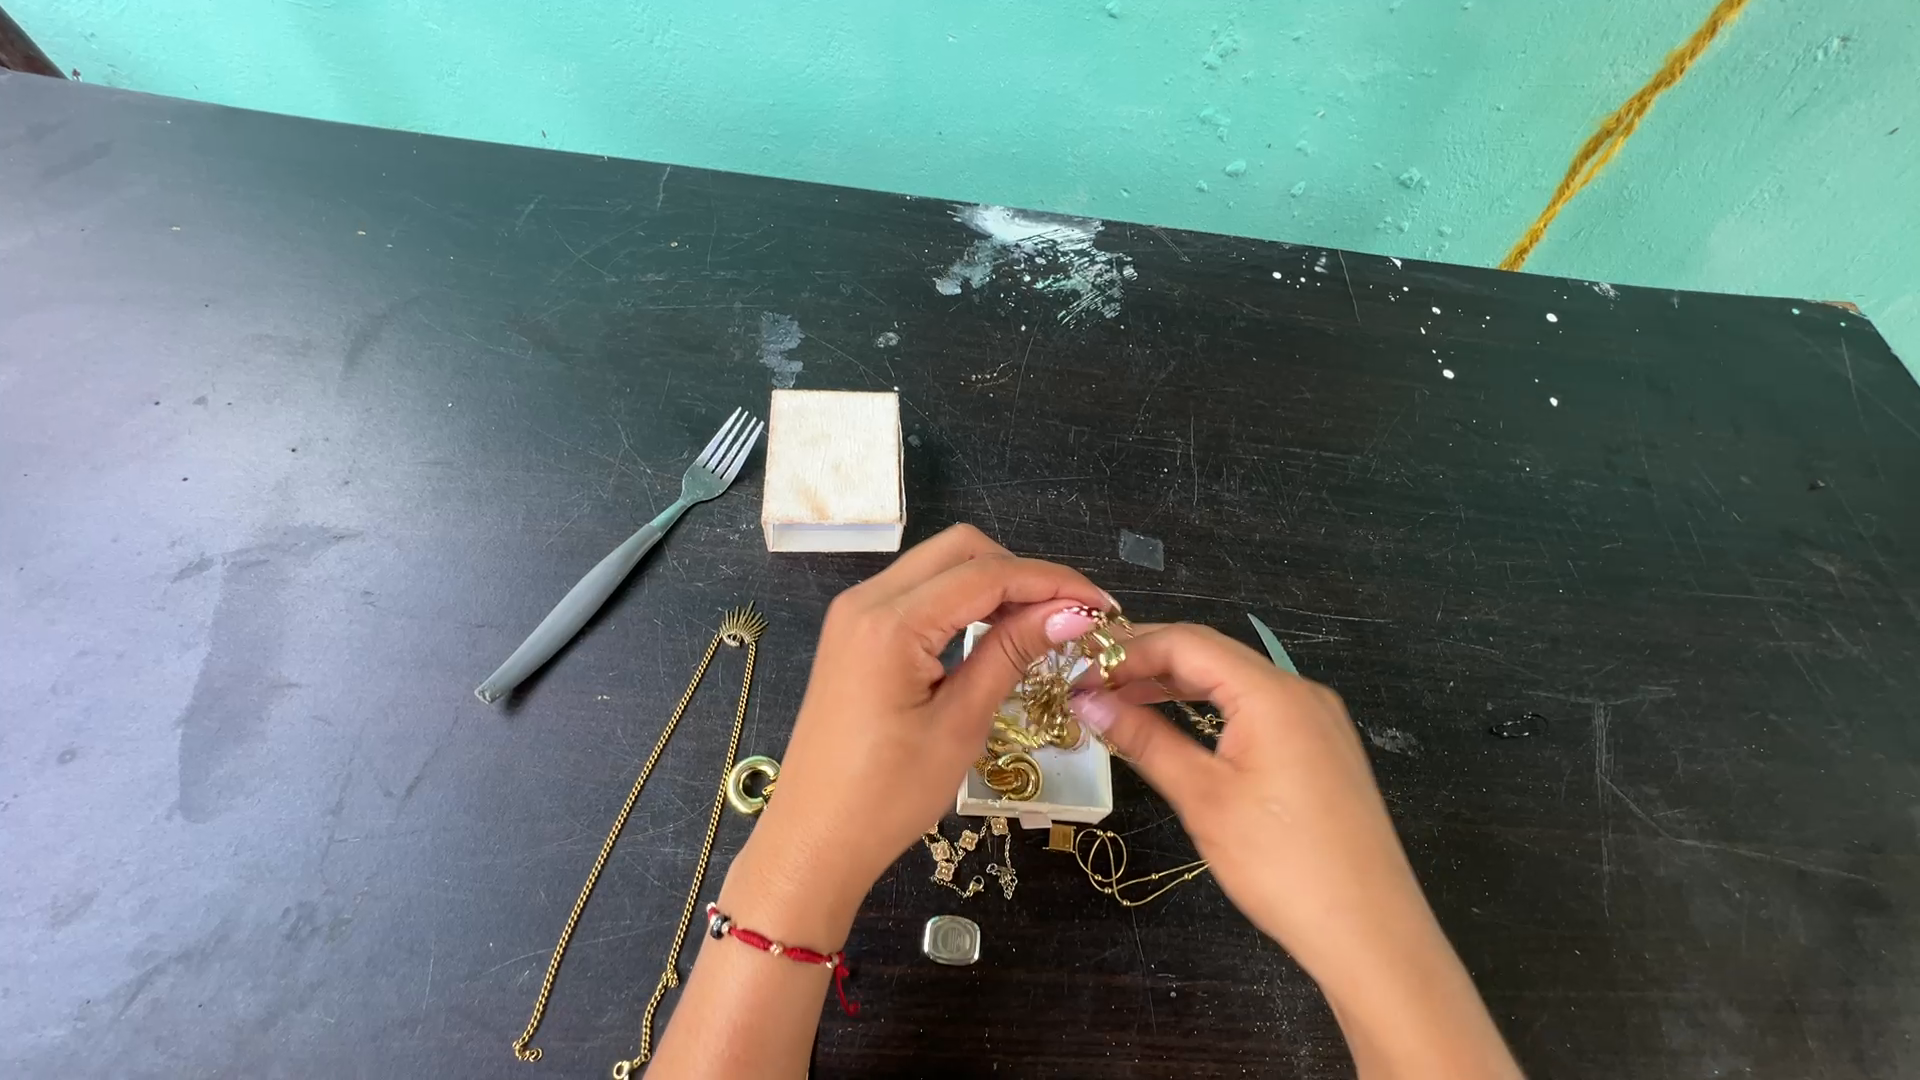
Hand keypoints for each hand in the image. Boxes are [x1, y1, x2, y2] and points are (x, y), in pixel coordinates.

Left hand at [731, 525, 1108, 928]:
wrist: (813, 840)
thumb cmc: (888, 795)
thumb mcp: (961, 723)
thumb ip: (1012, 652)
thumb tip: (1073, 612)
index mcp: (891, 621)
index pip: (986, 573)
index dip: (1050, 582)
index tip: (1099, 605)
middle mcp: (866, 598)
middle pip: (959, 548)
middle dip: (1020, 571)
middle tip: (1066, 614)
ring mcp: (854, 611)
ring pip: (938, 564)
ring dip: (991, 582)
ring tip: (1039, 623)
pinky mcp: (854, 630)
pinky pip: (917, 591)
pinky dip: (960, 599)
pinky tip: (991, 629)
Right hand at [1069, 623, 1519, 1076]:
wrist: (1374, 938)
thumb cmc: (1281, 863)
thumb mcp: (1202, 797)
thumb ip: (1144, 738)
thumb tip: (1086, 701)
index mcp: (1272, 692)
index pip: (1186, 643)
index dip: (1127, 652)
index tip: (1080, 675)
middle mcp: (1298, 690)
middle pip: (1210, 653)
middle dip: (1147, 662)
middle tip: (1091, 682)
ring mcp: (1315, 717)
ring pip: (1231, 679)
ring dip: (1174, 684)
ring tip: (1120, 699)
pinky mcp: (1319, 746)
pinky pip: (1253, 706)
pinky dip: (1207, 706)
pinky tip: (1174, 722)